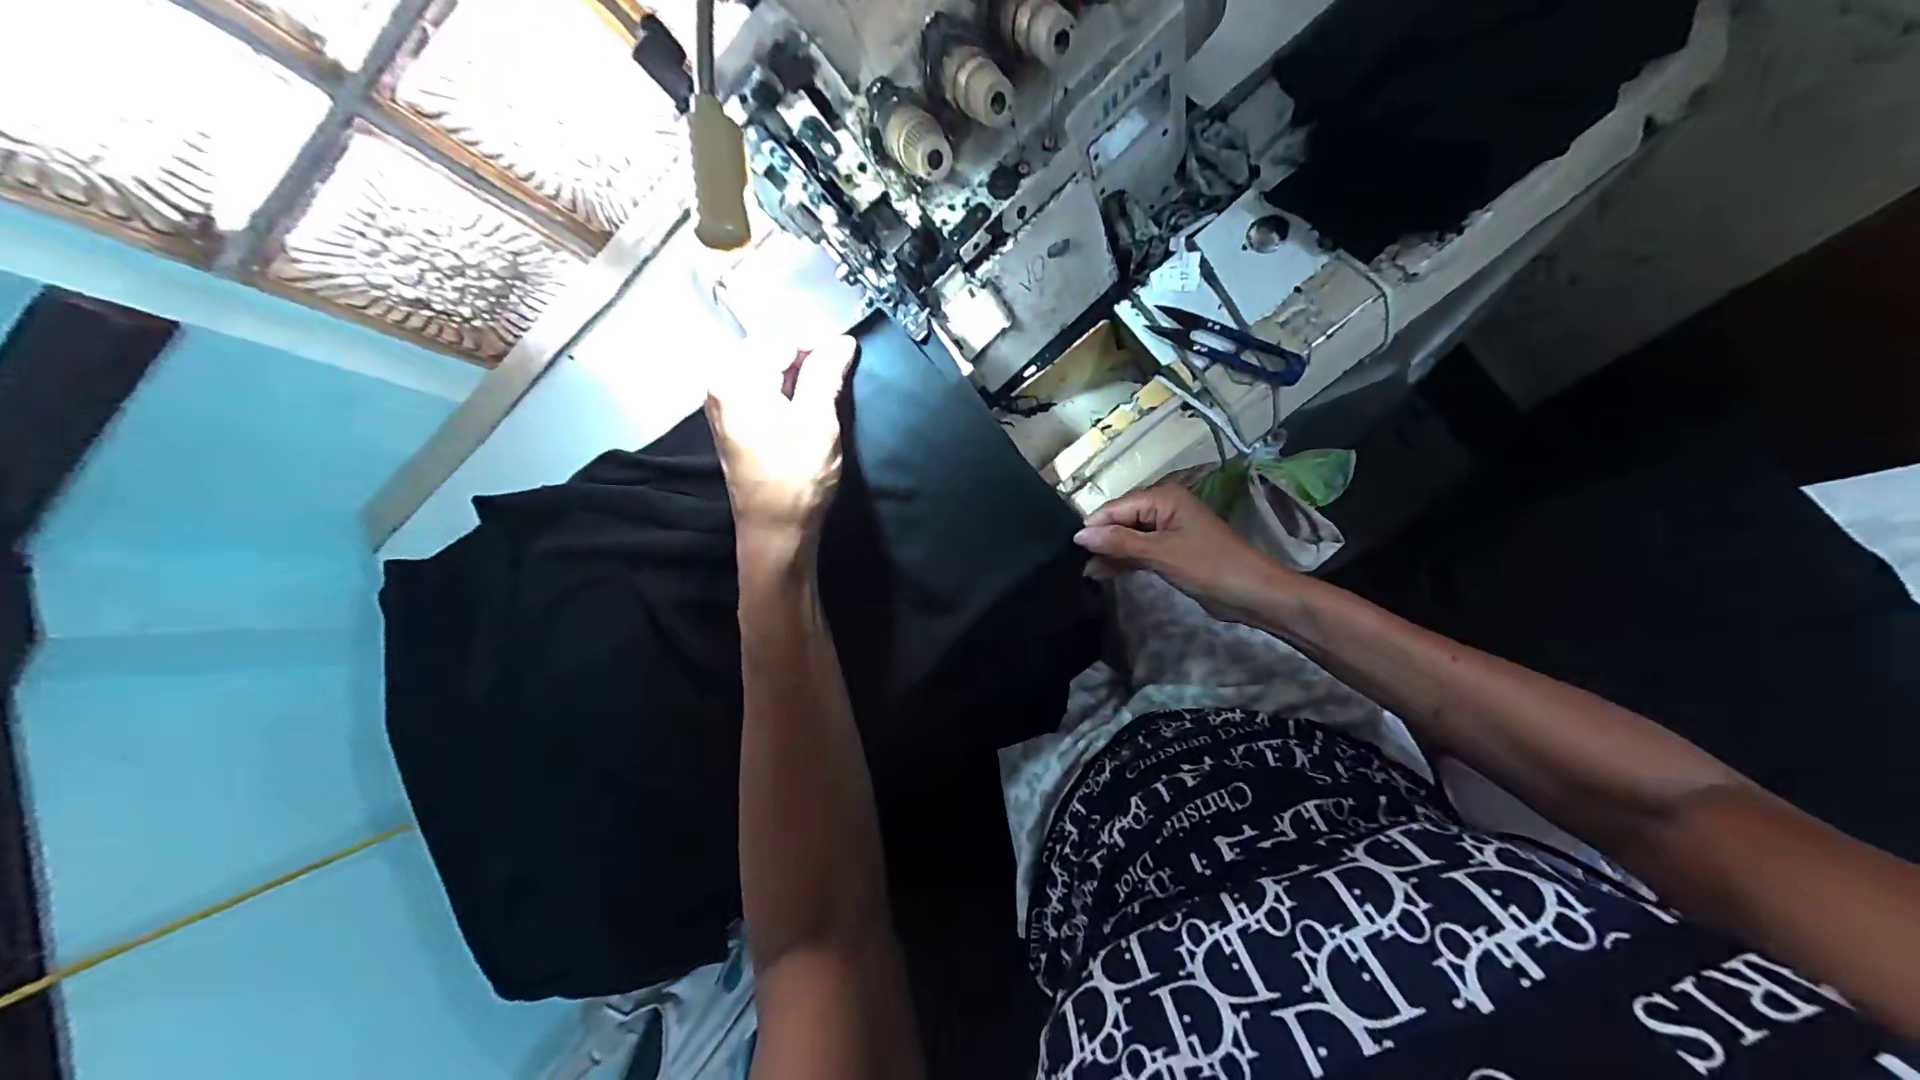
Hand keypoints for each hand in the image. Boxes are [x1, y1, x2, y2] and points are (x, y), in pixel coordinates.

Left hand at [705, 336, 858, 556]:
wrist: (776, 532)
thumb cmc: (797, 476)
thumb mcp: (818, 420)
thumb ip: (827, 372)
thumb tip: (842, 341)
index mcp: (734, 379)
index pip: (783, 341)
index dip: (819, 346)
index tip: (849, 359)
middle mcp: (720, 387)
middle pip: (771, 354)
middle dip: (808, 361)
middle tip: (840, 379)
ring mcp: (724, 408)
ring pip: (768, 374)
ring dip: (799, 380)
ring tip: (827, 397)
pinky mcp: (734, 427)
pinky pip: (762, 394)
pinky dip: (786, 395)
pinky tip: (807, 411)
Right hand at [1075, 481, 1303, 624]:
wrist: (1253, 593)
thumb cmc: (1210, 566)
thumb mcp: (1160, 553)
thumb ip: (1119, 543)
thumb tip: (1079, 535)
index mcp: (1163, 497)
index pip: (1115, 508)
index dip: (1093, 527)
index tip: (1070, 548)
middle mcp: (1163, 506)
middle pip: (1119, 520)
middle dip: (1099, 539)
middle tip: (1074, 563)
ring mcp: (1166, 529)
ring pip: (1127, 537)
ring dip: (1109, 553)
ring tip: (1085, 572)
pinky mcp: (1169, 550)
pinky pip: (1138, 550)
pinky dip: (1123, 561)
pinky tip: (1103, 573)